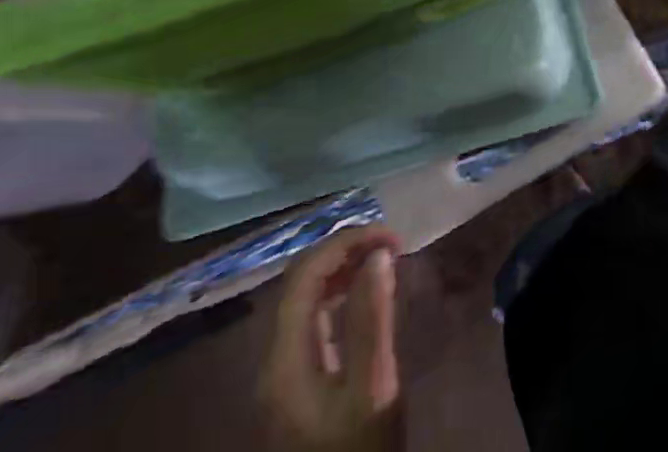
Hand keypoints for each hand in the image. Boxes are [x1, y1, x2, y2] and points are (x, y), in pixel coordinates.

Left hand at [258, 226, 404, 451]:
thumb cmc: (360, 448)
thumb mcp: (374, 386)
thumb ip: (373, 319)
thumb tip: (379, 255)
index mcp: (285, 357)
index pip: (304, 276)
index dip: (346, 243)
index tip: (393, 237)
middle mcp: (274, 356)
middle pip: (298, 282)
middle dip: (344, 250)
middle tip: (392, 243)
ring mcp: (283, 367)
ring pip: (303, 296)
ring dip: (341, 267)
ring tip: (384, 257)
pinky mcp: (298, 375)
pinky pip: (312, 316)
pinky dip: (339, 291)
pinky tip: (366, 290)